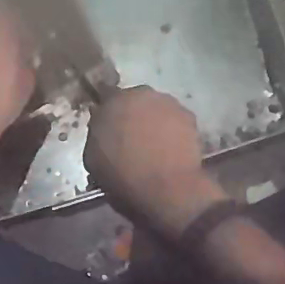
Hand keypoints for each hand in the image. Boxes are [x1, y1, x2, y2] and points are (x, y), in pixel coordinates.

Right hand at [86, 86, 228, 236]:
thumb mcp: (94, 161)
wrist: (167, 189)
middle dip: (134, 118)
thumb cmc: (123, 178)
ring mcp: (168, 103)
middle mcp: (140, 94)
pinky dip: (175, 132)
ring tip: (157, 148)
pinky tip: (174, 151)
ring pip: (158, 110)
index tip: (110, 132)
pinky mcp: (190, 116)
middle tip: (134, 141)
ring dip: (156, 123)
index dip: (109, 117)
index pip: (106, 100)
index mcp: (111, 102)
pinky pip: (177, 121)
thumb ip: (97, 138)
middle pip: (135, 102)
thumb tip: (104, 134)